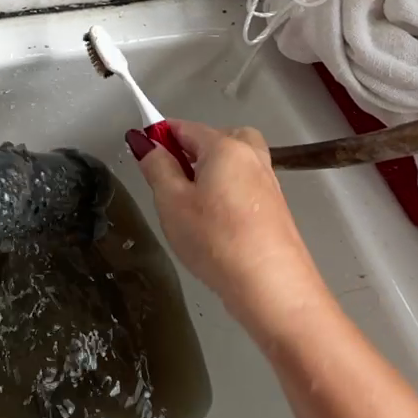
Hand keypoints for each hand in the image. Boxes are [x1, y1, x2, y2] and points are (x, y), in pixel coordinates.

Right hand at [129, 120, 329, 337]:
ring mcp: (268, 184)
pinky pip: (244, 185)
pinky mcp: (276, 210)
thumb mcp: (171, 201)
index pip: (184, 126)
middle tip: (171, 177)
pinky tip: (213, 222)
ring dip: (210, 171)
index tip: (141, 157)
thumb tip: (146, 143)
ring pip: (233, 162)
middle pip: (217, 137)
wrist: (275, 291)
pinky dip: (226, 191)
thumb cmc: (216, 240)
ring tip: (190, 203)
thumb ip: (156, 166)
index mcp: (225, 147)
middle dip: (191, 149)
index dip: (157, 136)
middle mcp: (252, 157)